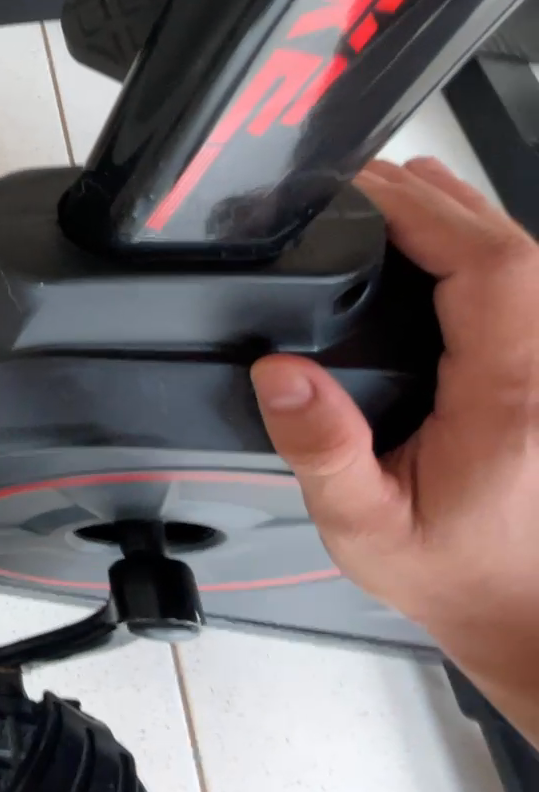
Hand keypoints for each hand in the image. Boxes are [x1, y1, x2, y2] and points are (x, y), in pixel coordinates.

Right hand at [250, 157, 538, 740]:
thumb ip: (320, 446)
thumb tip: (278, 371)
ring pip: (534, 274)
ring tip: (405, 188)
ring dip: (471, 219)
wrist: (531, 615)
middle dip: (443, 202)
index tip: (363, 188)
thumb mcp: (362, 522)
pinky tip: (452, 246)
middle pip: (520, 256)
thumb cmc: (451, 571)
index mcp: (513, 400)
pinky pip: (528, 300)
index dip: (429, 215)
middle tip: (367, 175)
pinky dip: (487, 257)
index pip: (491, 272)